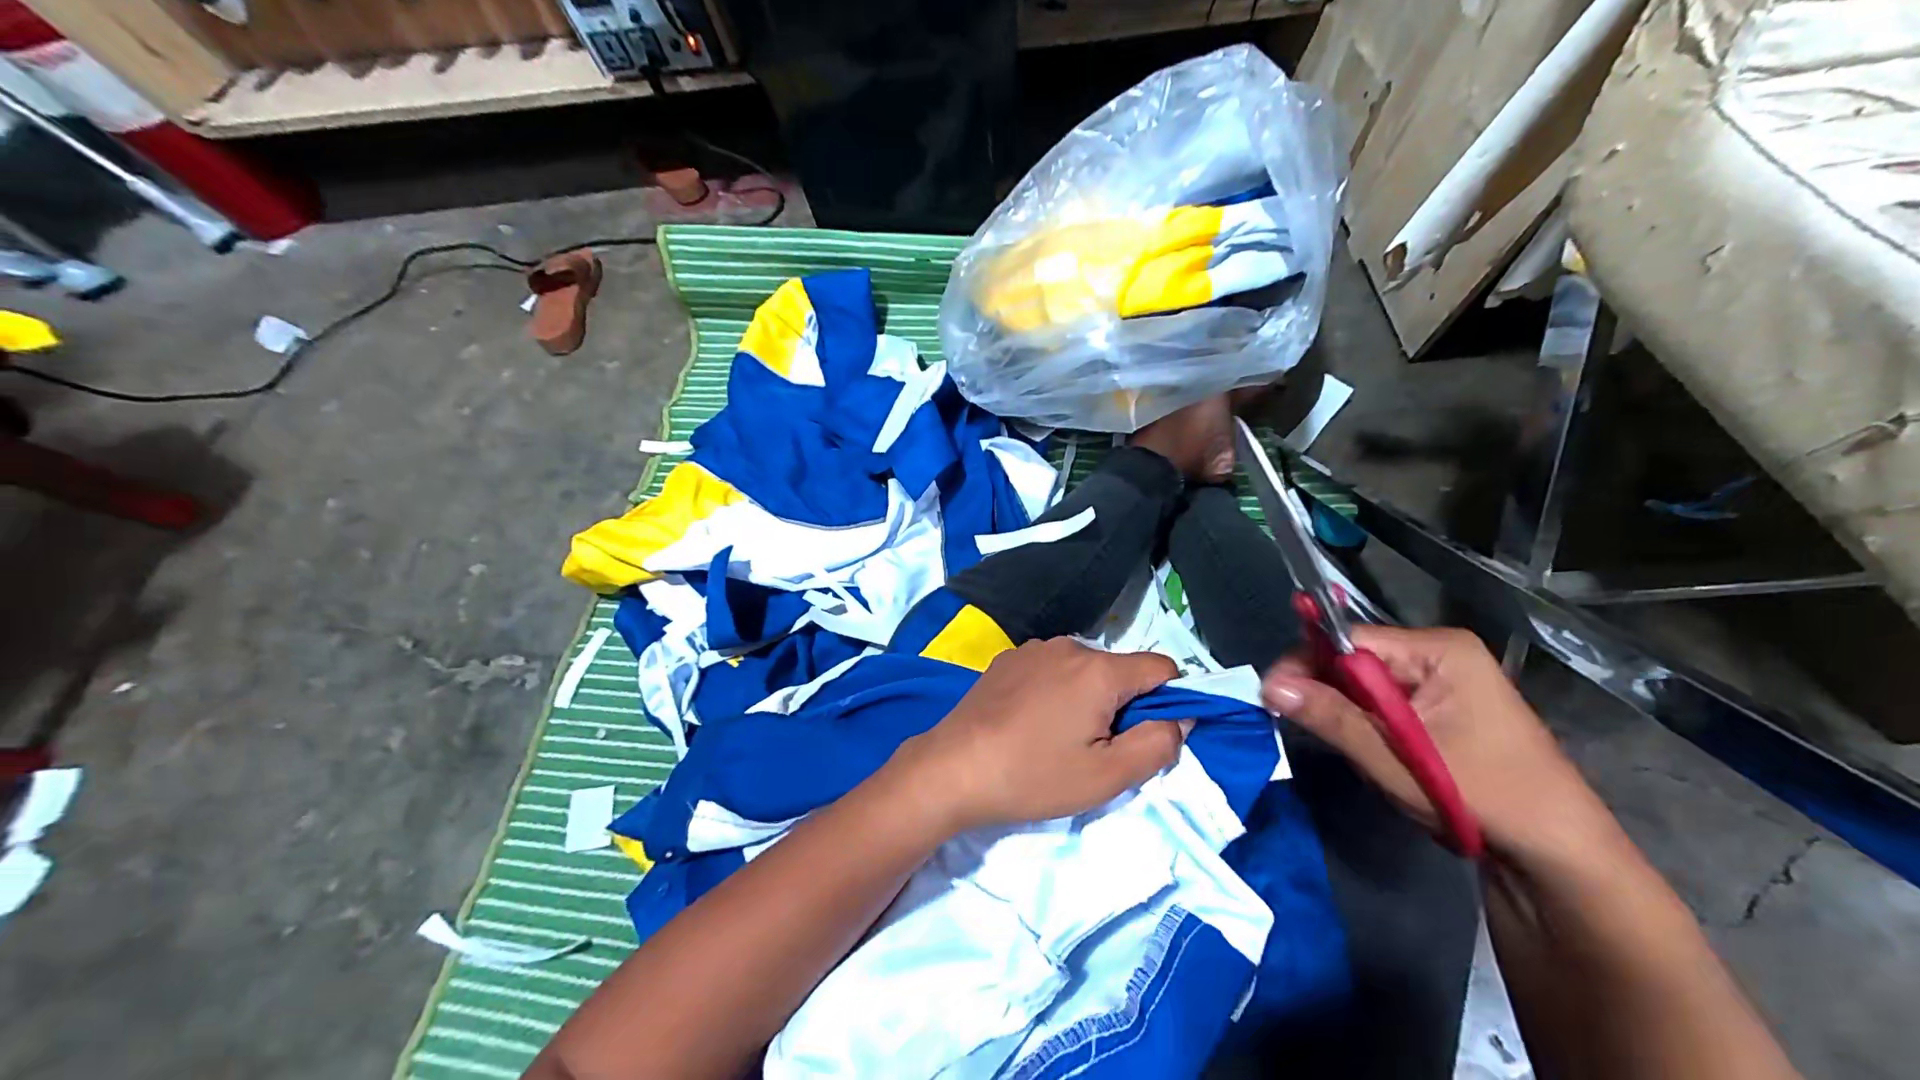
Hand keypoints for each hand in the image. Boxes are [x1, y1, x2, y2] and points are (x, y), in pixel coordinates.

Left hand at [889, 638, 1188, 831]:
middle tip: (1093, 749)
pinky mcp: (1006, 659)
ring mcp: (1032, 649)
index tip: (1143, 736)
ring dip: (1086, 698)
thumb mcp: (1107, 776)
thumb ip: (1157, 744)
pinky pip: (1050, 669)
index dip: (1167, 701)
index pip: (1161, 668)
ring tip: (1056, 739)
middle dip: (1121, 705)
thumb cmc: (1034, 775)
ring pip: (1083, 670)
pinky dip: (1054, 691)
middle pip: (1119, 671)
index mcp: (1098, 669)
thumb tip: (1181, 717)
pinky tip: (1029, 723)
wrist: (953, 768)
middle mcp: (1068, 646)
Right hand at [1262, 626, 1611, 858]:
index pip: (1349, 639)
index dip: (1307, 664)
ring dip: (1349, 718)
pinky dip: (1368, 729)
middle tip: (1305, 731)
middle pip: (1355, 661)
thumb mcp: (1396, 758)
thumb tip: (1268, 685)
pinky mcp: (1442, 711)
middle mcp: (1440, 655)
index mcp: (1439, 649)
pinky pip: (1384, 706)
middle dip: (1328, 695)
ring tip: (1352, 753)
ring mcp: (1443, 683)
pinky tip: (1375, 757)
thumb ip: (1331, 716)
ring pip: (1365, 687)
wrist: (1559, 859)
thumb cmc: (1485, 797)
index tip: (1272, 696)